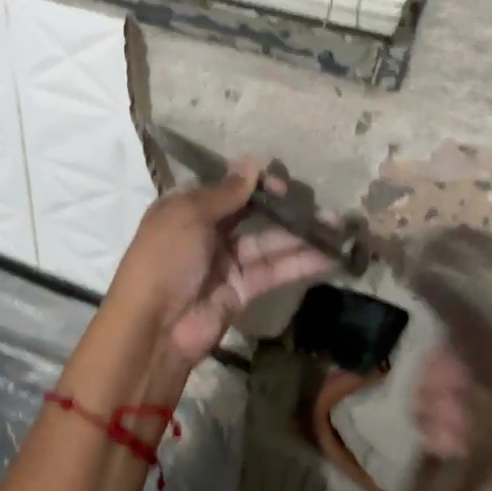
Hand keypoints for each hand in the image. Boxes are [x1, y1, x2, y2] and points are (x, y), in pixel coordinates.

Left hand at [108, 161, 332, 370]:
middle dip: (282, 207)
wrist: (155, 326)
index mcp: (187, 208)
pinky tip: (330, 254)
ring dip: (300, 234)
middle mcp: (207, 231)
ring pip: (268, 242)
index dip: (253, 183)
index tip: (279, 182)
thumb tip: (251, 164)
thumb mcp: (189, 214)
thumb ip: (224, 193)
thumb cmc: (165, 257)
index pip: (225, 188)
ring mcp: (226, 262)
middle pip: (250, 214)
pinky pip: (274, 270)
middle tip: (316, 202)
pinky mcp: (243, 290)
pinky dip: (301, 263)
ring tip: (336, 225)